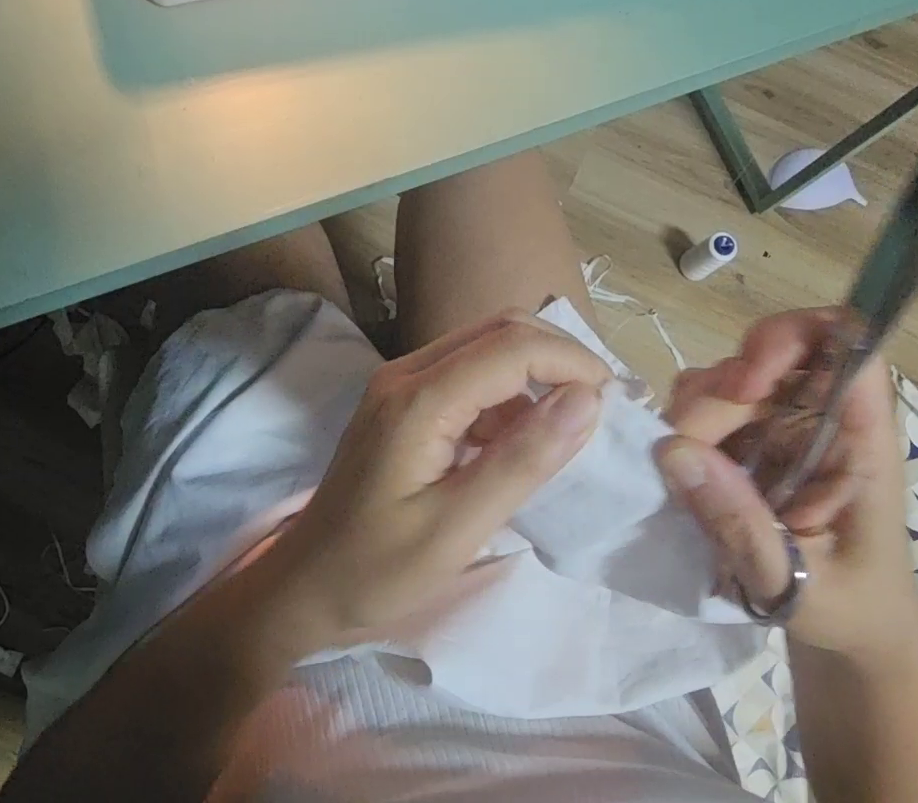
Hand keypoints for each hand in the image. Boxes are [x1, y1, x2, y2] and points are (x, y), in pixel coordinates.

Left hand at [266, 311, 609, 638]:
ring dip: (535, 375)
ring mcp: (400, 384)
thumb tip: (587, 400)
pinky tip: (521, 441)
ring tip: (569, 428)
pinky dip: (508, 396)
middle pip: (499, 330)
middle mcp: (406, 373)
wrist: (305, 586)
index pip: (512, 346)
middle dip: (558, 358)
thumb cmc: (377, 571)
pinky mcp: (403, 402)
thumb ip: (523, 461)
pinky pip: (468, 375)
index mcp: (417, 400)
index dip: (572, 362)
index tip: (613, 403)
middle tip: (597, 409)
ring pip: (486, 346)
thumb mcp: (457, 528)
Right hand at [657, 309, 917, 655]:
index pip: (848, 347)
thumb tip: (674, 452)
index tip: (745, 385)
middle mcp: (823, 420)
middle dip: (719, 395)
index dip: (795, 338)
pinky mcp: (753, 441)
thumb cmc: (850, 613)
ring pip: (732, 376)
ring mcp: (784, 427)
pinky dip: (685, 424)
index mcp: (861, 443)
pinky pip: (710, 406)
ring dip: (696, 409)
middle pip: (770, 359)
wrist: (853, 637)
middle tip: (683, 452)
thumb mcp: (798, 586)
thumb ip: (740, 525)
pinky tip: (683, 468)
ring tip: (685, 468)